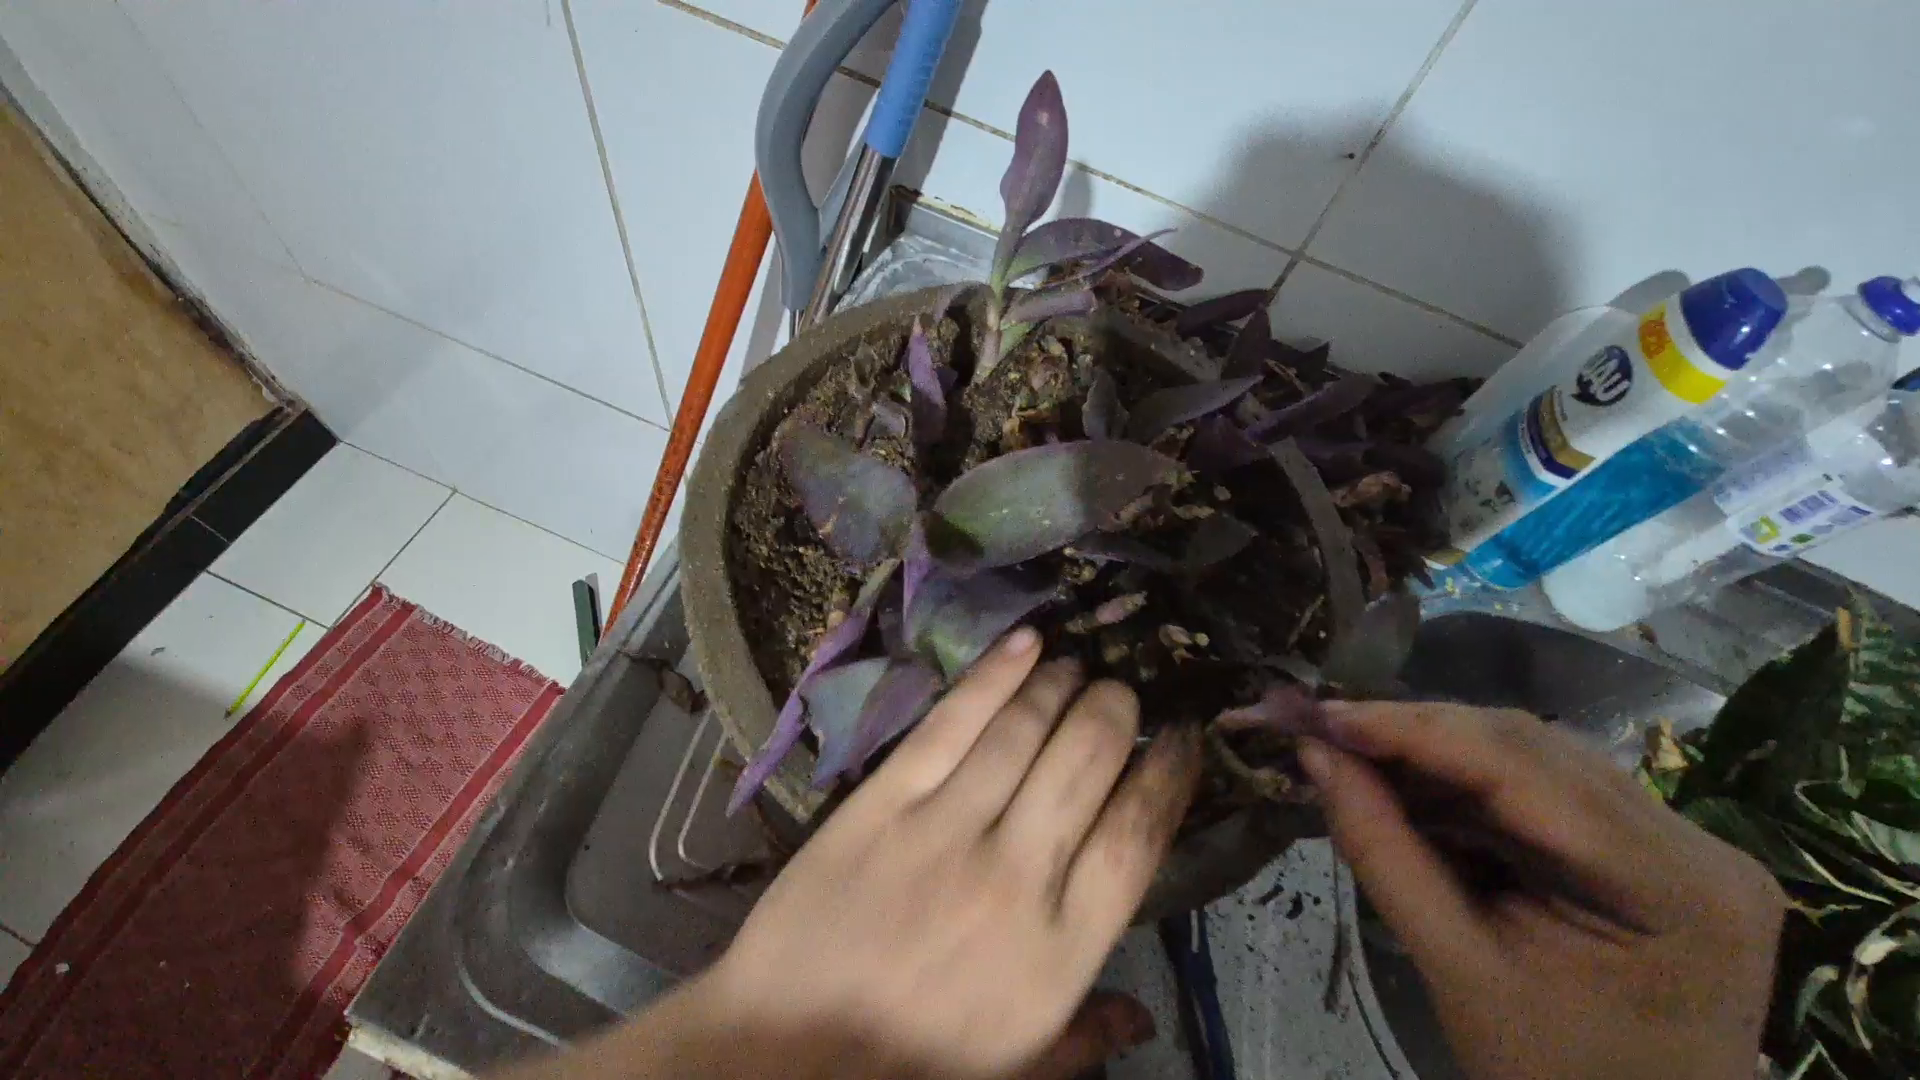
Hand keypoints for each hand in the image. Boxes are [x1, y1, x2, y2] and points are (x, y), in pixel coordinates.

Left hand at [699, 626, 1200, 1077]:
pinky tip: (1026, 643)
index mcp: (1061, 947)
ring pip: (1023, 731)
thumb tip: (1145, 1016)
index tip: (1181, 736)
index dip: (1167, 772)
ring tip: (1076, 667)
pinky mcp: (884, 801)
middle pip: (1087, 760)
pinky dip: (993, 676)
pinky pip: (950, 724)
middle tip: (1121, 694)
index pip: (1138, 834)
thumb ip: (1084, 1036)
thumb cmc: (909, 1065)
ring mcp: (946, 829)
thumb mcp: (1014, 1069)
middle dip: (1117, 712)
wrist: (784, 1055)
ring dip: (1060, 686)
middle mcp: (1016, 874)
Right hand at [1300, 702, 1784, 1079]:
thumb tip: (1315, 754)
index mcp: (1674, 886)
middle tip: (1328, 733)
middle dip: (1418, 735)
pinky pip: (1541, 784)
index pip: (1523, 769)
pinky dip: (1465, 781)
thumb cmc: (1552, 1076)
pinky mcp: (1652, 846)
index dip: (1413, 730)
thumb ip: (1382, 852)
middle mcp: (1695, 842)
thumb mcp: (1455, 968)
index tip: (1323, 717)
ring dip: (1436, 752)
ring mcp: (1682, 840)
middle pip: (1530, 749)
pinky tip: (1413, 789)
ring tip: (1358, 759)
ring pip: (1532, 755)